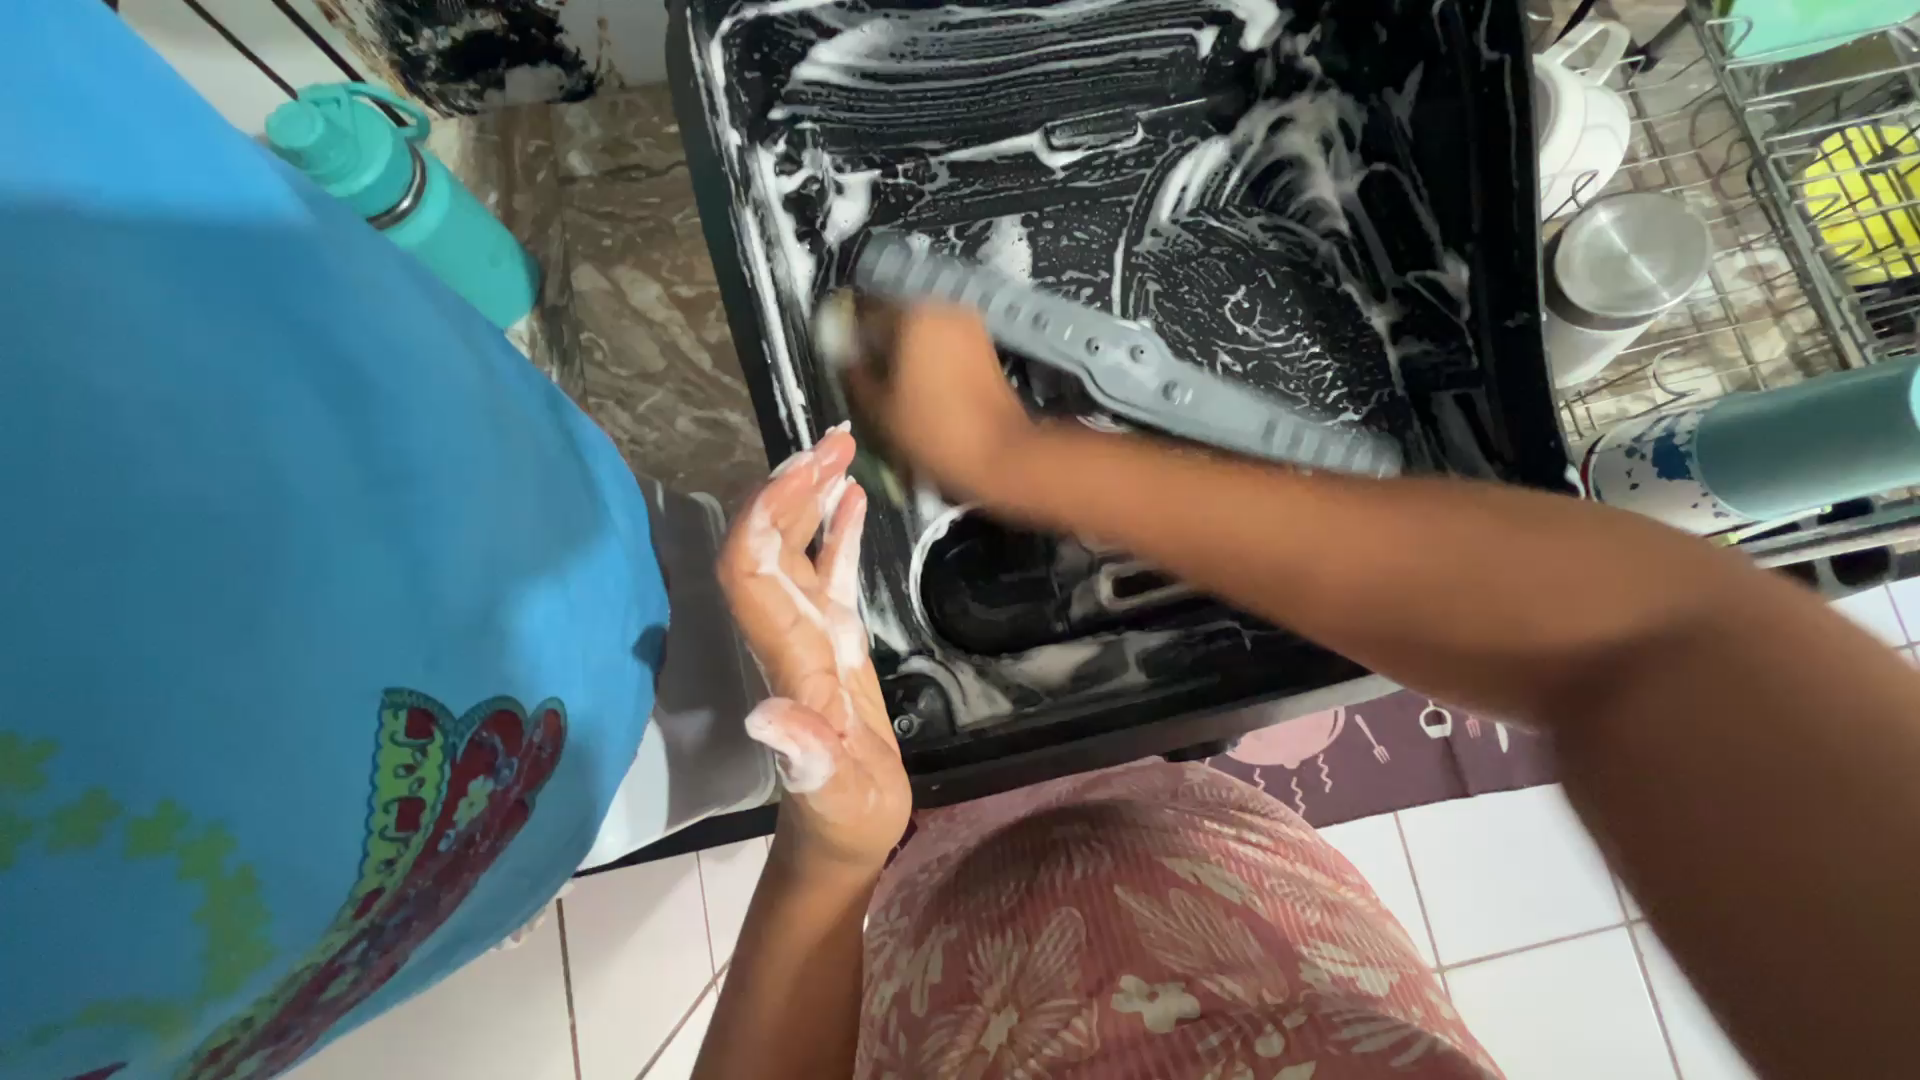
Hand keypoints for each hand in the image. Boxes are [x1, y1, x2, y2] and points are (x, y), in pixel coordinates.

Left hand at [717, 427, 910, 872]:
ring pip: (796, 550)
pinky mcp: (834, 640)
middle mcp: (788, 634)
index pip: (752, 575)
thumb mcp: (835, 793)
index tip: (800, 470)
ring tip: (840, 450)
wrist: (847, 826)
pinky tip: (851, 498)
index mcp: (788, 660)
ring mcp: (810, 633)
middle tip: (831, 441)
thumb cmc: (844, 815)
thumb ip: (804, 754)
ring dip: (810, 497)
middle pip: (769, 546)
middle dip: (790, 489)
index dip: (764, 519)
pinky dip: (836, 531)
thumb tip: (766, 713)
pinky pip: (831, 571)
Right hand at [840, 297, 1036, 502]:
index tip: (843, 364)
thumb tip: (841, 354)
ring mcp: (968, 323)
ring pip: (920, 331)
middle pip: (894, 318)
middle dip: (879, 344)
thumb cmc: (934, 432)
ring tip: (895, 389)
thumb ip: (853, 372)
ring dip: (904, 352)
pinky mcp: (984, 344)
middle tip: (869, 380)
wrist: (1002, 454)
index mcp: (912, 314)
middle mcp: (942, 306)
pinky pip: (943, 342)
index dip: (848, 339)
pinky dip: (928, 358)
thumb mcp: (879, 408)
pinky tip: (922, 389)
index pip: (862, 312)